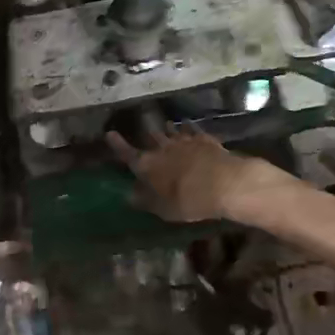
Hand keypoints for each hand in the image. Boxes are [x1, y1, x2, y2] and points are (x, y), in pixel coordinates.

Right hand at [106, 124, 298, 223]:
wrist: (225, 183)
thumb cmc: (190, 201)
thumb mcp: (163, 209)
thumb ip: (145, 201)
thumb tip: (129, 195)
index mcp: (148, 165)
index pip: (127, 153)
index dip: (118, 144)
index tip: (109, 133)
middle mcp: (163, 148)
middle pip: (150, 137)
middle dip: (145, 133)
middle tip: (141, 126)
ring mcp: (185, 140)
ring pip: (171, 131)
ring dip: (166, 129)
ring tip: (164, 125)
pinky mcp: (204, 139)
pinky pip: (192, 130)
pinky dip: (188, 129)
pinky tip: (189, 127)